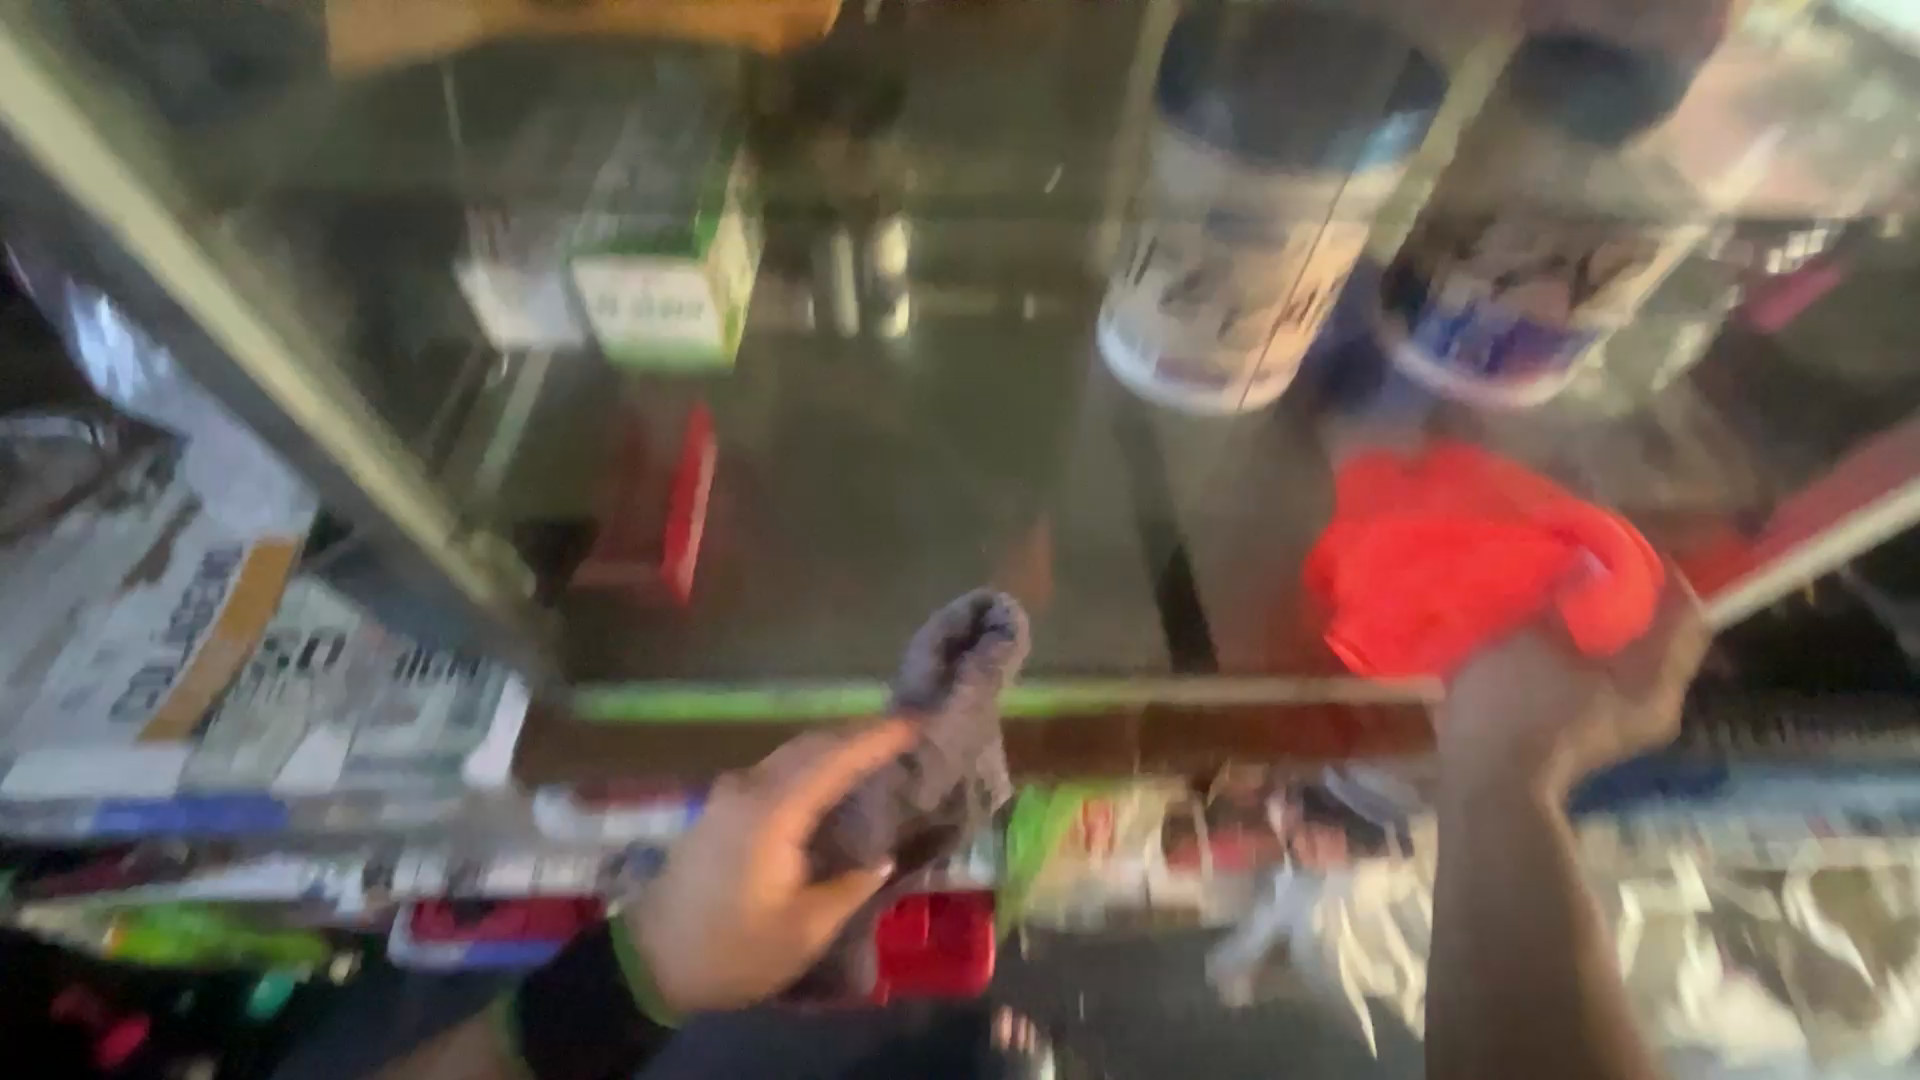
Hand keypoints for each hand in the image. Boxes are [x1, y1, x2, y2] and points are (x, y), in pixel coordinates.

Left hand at [627, 722, 912, 1014]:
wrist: (646, 963)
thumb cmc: (730, 951)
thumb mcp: (802, 932)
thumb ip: (849, 887)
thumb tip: (881, 857)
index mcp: (773, 812)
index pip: (835, 758)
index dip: (878, 737)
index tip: (918, 722)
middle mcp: (751, 786)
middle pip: (814, 742)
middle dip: (862, 731)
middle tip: (908, 730)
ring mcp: (732, 791)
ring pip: (795, 749)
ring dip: (838, 742)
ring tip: (880, 744)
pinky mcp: (723, 803)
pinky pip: (780, 765)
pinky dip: (815, 758)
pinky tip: (834, 772)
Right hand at [1439, 581, 1709, 801]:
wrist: (1484, 779)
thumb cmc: (1514, 706)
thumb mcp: (1527, 640)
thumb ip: (1555, 600)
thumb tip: (1577, 565)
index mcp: (1653, 681)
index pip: (1685, 616)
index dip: (1662, 576)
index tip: (1627, 548)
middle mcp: (1651, 704)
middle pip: (1652, 641)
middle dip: (1622, 603)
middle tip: (1587, 571)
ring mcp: (1617, 726)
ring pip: (1618, 663)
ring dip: (1591, 632)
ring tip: (1555, 603)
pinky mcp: (1581, 735)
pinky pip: (1589, 681)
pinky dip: (1571, 657)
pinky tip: (1535, 642)